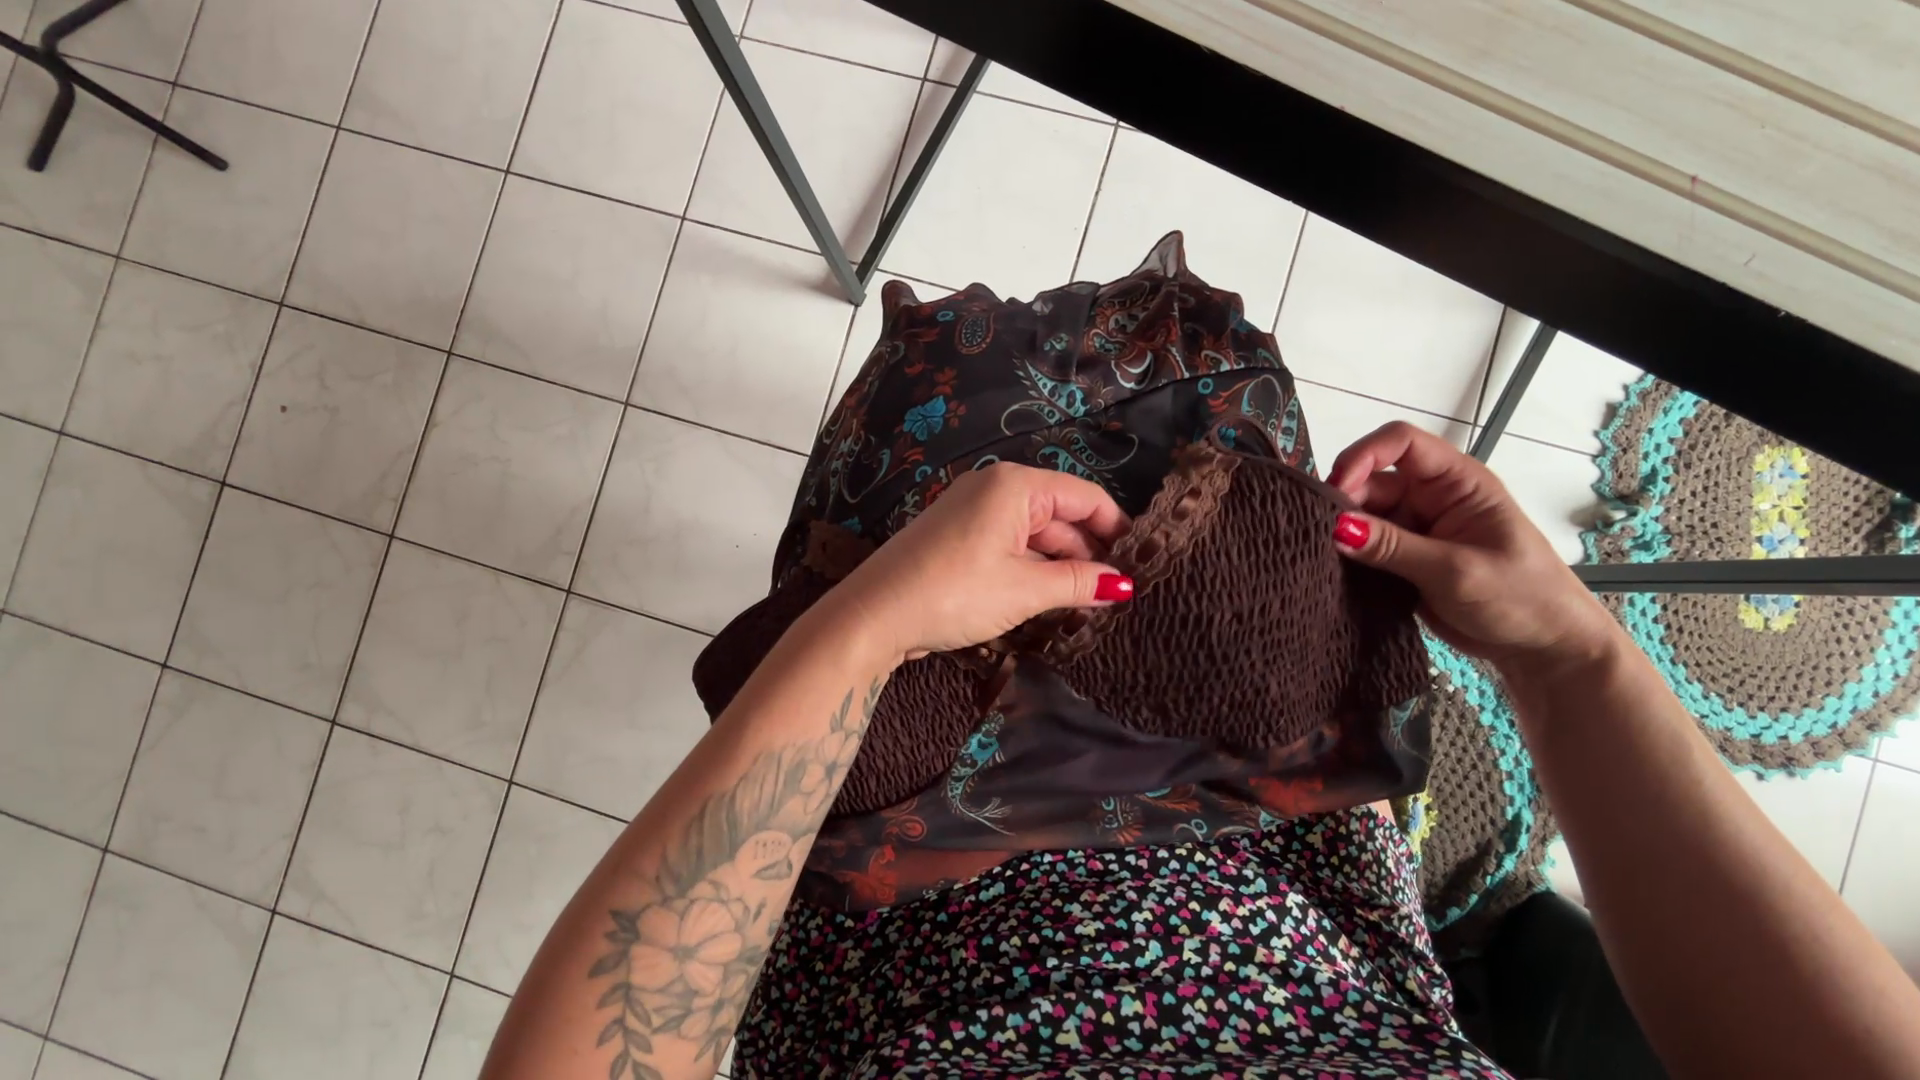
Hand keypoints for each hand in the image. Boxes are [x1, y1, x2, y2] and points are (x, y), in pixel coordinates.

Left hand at [818, 463, 1133, 665]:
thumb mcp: (1024, 589)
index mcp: (1015, 485)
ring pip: (1035, 534)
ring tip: (1090, 604)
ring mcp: (974, 511)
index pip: (1085, 496)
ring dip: (1061, 565)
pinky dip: (1033, 568)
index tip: (1141, 563)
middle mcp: (996, 488)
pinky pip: (1010, 545)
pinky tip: (1050, 599)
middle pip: (1060, 514)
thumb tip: (1124, 584)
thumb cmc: (954, 593)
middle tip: (1119, 592)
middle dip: (1089, 551)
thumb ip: (1078, 583)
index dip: (1116, 528)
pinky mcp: (960, 537)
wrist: (874, 615)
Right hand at [1326, 422, 1618, 671]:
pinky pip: (1363, 546)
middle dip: (1343, 501)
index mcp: (1456, 482)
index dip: (1363, 455)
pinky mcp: (1401, 560)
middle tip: (1322, 535)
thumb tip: (1335, 527)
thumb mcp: (1456, 570)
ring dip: (1340, 532)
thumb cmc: (1520, 598)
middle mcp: (1430, 498)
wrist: (1540, 648)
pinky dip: (1345, 555)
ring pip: (1361, 515)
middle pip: (1370, 480)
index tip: (1336, 490)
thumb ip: (1393, 547)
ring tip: (1321, 555)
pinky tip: (1332, 569)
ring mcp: (1414, 529)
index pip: (1401, 443)